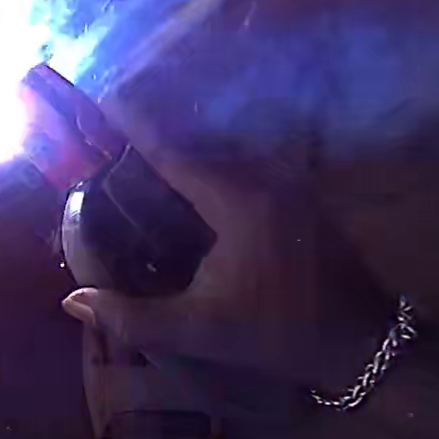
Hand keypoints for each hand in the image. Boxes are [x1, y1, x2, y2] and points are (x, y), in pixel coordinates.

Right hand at [60, 108, 395, 392]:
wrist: (366, 342)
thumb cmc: (282, 333)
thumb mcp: (203, 331)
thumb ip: (134, 317)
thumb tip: (72, 302)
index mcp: (239, 200)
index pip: (174, 151)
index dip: (137, 123)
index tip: (106, 96)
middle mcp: (266, 177)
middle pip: (199, 141)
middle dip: (157, 132)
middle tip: (117, 133)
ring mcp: (290, 182)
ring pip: (226, 150)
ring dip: (187, 148)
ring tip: (148, 155)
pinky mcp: (301, 193)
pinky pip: (247, 162)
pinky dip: (215, 163)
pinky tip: (195, 185)